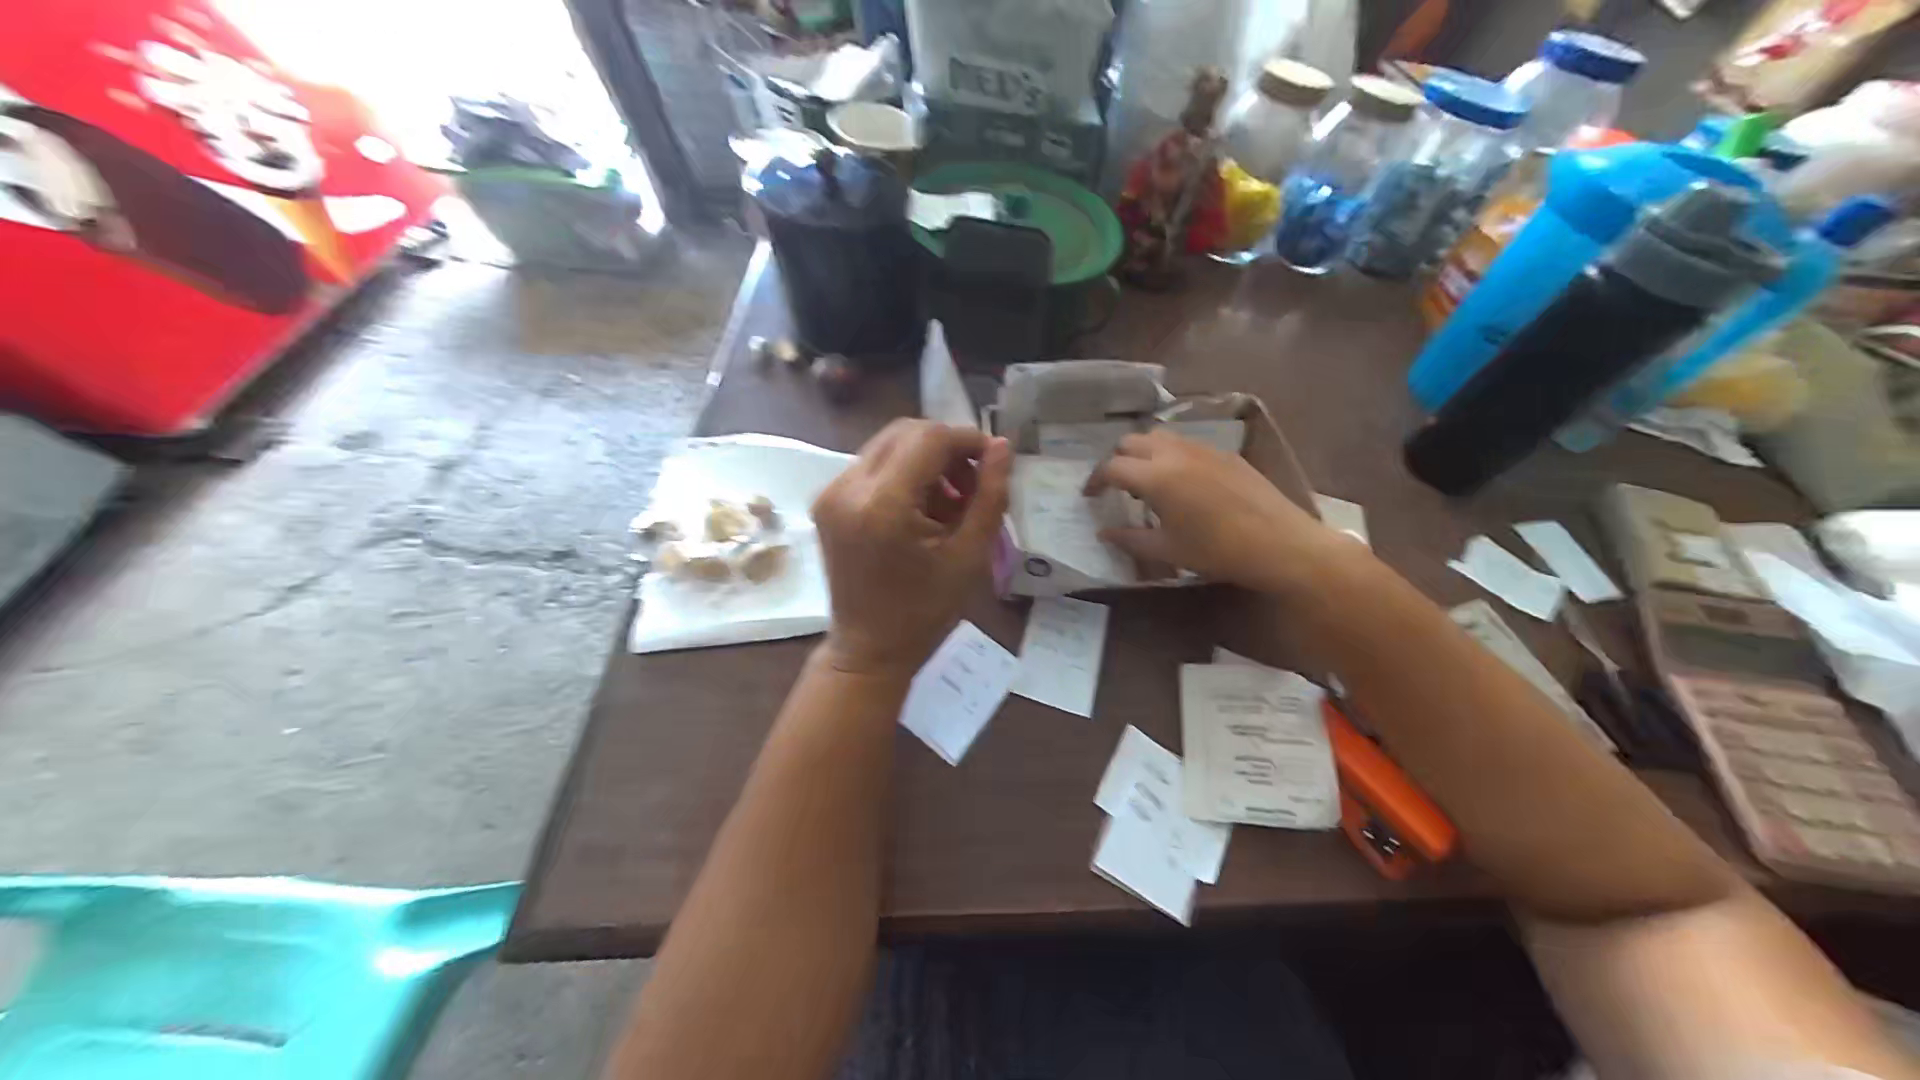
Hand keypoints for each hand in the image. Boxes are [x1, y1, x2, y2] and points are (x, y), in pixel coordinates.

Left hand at [813, 420, 1011, 680]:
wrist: (869, 648)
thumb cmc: (925, 612)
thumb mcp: (970, 556)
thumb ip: (989, 495)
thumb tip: (1001, 447)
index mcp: (882, 505)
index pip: (929, 438)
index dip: (967, 440)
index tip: (992, 461)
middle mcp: (847, 488)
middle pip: (905, 432)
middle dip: (946, 448)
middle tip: (972, 485)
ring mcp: (831, 493)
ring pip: (888, 445)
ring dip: (926, 460)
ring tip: (950, 502)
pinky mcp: (827, 501)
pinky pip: (872, 466)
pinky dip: (903, 474)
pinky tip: (922, 508)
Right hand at [1084, 428, 1346, 594]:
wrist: (1280, 544)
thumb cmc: (1217, 551)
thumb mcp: (1168, 550)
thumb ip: (1130, 539)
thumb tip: (1104, 533)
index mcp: (1156, 477)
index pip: (1112, 467)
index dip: (1095, 480)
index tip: (1089, 496)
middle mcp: (1175, 453)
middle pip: (1132, 442)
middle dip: (1116, 460)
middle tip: (1114, 486)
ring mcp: (1203, 449)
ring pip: (1160, 437)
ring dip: (1143, 452)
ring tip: (1146, 480)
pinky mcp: (1225, 454)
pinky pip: (1186, 444)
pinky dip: (1170, 455)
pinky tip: (1181, 482)